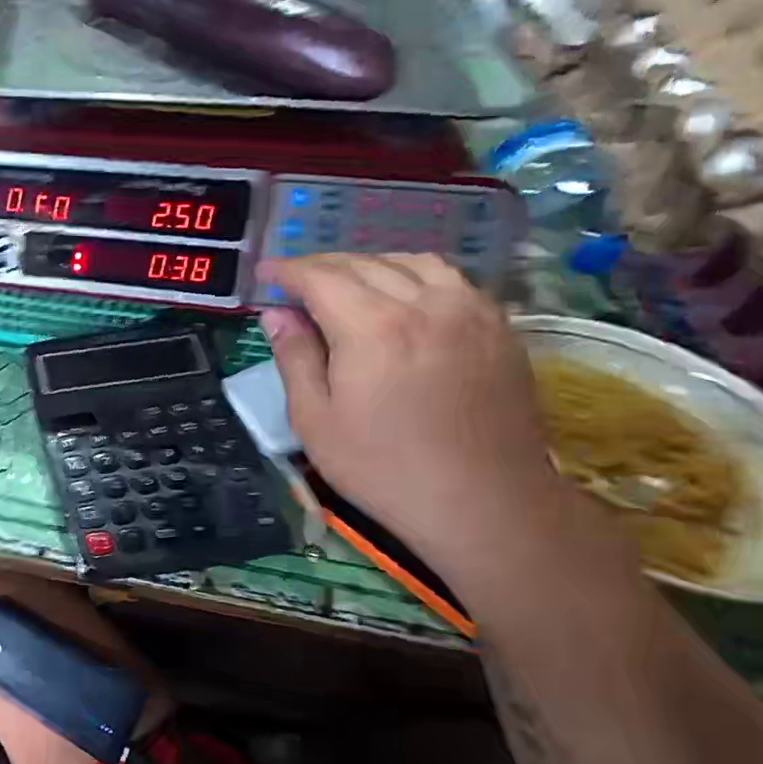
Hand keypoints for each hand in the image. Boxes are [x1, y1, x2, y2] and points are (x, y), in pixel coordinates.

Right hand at [260, 255, 564, 563]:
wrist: (483, 501)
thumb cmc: (381, 466)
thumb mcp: (314, 418)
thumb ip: (294, 357)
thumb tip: (276, 315)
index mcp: (373, 327)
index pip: (321, 277)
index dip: (287, 270)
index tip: (264, 272)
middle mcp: (425, 304)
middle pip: (365, 264)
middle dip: (322, 266)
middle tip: (293, 282)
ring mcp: (470, 312)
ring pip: (413, 262)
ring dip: (369, 264)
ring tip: (345, 284)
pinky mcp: (498, 328)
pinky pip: (451, 280)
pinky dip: (414, 276)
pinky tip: (401, 298)